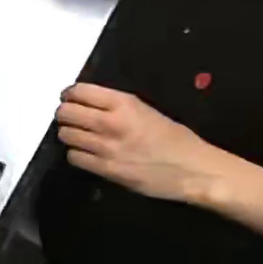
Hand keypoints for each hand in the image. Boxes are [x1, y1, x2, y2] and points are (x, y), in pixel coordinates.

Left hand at [55, 84, 239, 205]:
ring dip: (70, 135)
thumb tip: (84, 103)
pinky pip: (73, 156)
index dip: (69, 95)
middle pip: (64, 113)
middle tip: (73, 119)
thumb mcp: (146, 111)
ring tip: (81, 137)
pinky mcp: (105, 168)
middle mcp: (111, 122)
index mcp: (124, 104)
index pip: (78, 91)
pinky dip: (77, 154)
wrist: (197, 171)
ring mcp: (106, 147)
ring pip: (65, 134)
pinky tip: (88, 154)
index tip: (69, 99)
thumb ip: (114, 106)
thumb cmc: (176, 140)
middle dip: (65, 114)